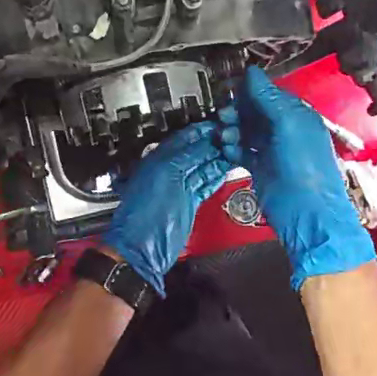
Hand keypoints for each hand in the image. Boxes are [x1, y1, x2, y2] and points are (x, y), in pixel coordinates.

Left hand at [98, 122, 233, 293]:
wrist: (142, 250)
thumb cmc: (146, 215)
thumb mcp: (169, 176)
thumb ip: (188, 157)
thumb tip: (205, 142)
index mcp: (160, 161)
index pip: (185, 139)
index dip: (202, 132)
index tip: (219, 125)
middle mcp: (169, 173)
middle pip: (195, 153)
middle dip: (213, 144)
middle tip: (232, 137)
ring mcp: (179, 189)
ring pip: (202, 168)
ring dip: (218, 159)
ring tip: (234, 150)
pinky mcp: (188, 204)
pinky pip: (204, 185)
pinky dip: (215, 177)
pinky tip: (225, 170)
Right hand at [218, 66, 374, 288]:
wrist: (307, 211)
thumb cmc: (306, 167)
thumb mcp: (288, 124)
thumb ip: (269, 98)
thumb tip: (253, 73)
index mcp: (298, 116)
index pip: (270, 94)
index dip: (250, 92)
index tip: (230, 89)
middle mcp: (286, 131)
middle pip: (255, 112)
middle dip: (237, 111)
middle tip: (224, 116)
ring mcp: (273, 150)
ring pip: (246, 131)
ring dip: (232, 130)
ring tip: (225, 136)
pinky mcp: (261, 168)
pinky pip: (242, 151)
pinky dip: (232, 148)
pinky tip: (226, 149)